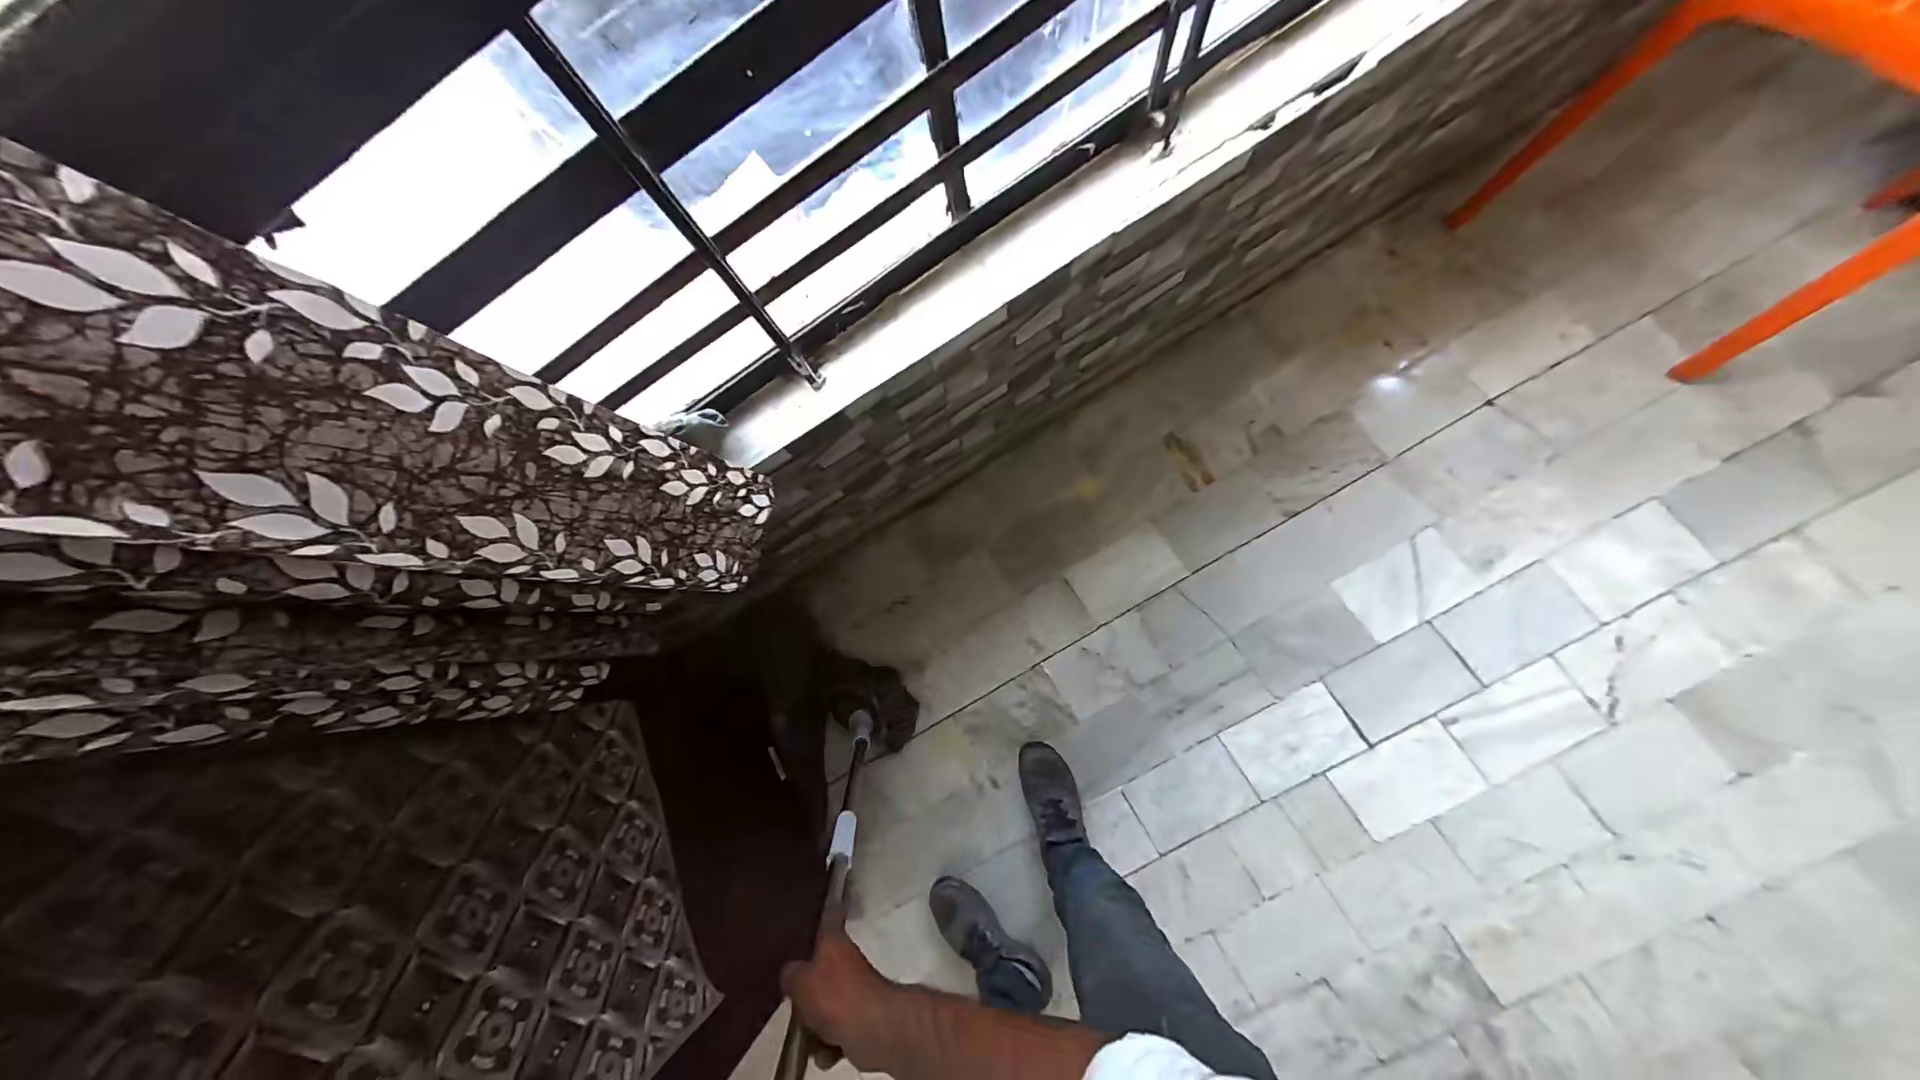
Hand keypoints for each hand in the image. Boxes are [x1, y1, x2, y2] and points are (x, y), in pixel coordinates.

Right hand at [780, 915, 897, 1068]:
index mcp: (833, 942)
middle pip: (819, 971)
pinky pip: (836, 1030)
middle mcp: (846, 961)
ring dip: (816, 1027)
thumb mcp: (800, 982)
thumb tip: (790, 973)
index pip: (830, 916)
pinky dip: (830, 1043)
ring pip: (825, 1005)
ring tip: (813, 1037)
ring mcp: (855, 989)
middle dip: (806, 995)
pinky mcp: (861, 1018)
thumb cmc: (835, 996)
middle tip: (797, 1007)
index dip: (826, 909)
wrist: (872, 1028)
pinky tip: (828, 1052)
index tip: (826, 900)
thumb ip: (791, 975)